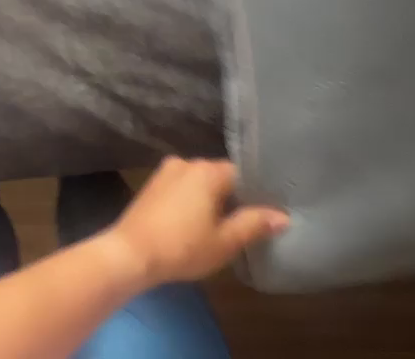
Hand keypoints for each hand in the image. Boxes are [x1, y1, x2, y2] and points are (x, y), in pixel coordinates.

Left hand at [101, 158, 286, 286]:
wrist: (131, 252)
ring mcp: (166, 171)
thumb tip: (282, 215)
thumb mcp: (224, 241)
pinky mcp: (153, 183)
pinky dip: (194, 198)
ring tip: (225, 223)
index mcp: (207, 171)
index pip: (241, 173)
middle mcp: (186, 162)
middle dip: (234, 195)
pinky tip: (198, 220)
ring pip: (200, 181)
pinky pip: (183, 186)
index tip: (268, 210)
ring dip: (212, 198)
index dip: (257, 192)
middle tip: (249, 221)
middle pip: (220, 175)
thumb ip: (253, 224)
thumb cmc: (182, 247)